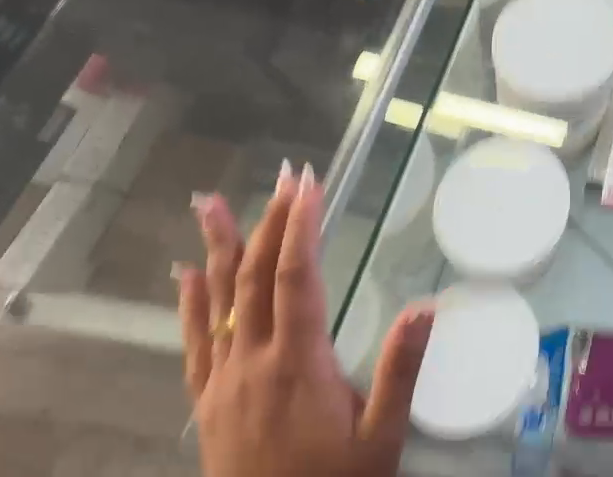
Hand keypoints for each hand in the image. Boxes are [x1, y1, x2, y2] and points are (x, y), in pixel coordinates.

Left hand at [178, 164, 432, 476]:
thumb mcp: (380, 436)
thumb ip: (400, 369)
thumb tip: (426, 305)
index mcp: (298, 363)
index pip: (297, 277)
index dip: (300, 226)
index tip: (308, 184)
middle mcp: (252, 362)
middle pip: (255, 277)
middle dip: (269, 220)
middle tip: (284, 175)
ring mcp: (221, 382)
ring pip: (217, 300)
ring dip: (217, 246)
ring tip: (209, 201)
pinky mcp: (206, 402)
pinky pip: (194, 341)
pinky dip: (191, 301)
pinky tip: (186, 272)